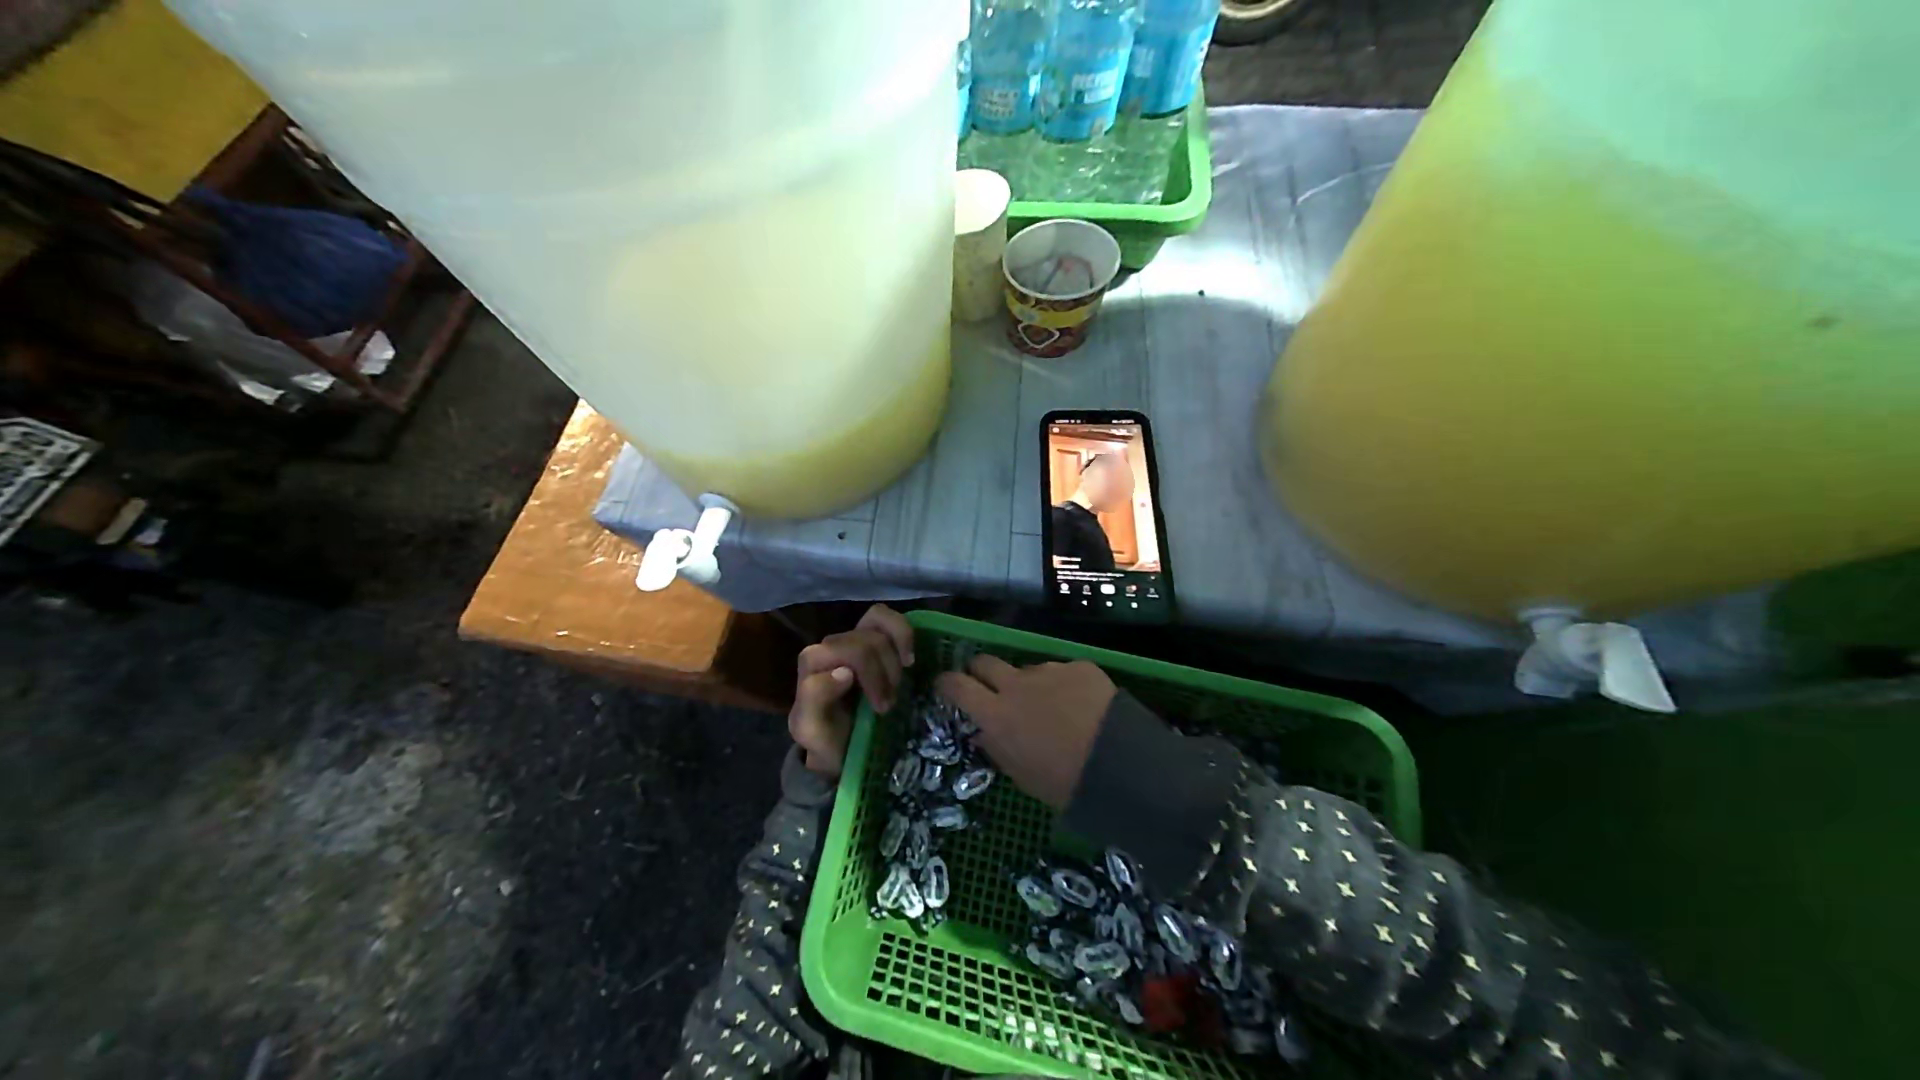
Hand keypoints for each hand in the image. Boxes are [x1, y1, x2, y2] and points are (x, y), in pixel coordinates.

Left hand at [789, 605, 914, 776]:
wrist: (841, 747)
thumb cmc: (827, 739)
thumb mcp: (811, 730)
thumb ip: (815, 700)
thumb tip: (844, 672)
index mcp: (813, 663)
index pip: (842, 651)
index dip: (870, 676)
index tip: (881, 708)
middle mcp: (831, 645)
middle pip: (865, 640)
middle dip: (883, 673)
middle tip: (889, 705)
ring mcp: (853, 638)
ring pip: (877, 622)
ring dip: (894, 654)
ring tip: (898, 682)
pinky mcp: (873, 638)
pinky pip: (887, 618)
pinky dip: (903, 633)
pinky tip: (909, 659)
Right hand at [935, 657, 1114, 809]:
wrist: (1121, 764)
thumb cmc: (1064, 783)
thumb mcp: (1020, 775)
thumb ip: (997, 747)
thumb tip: (983, 731)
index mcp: (996, 715)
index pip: (956, 685)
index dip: (946, 683)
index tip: (944, 686)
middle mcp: (1016, 685)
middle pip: (984, 662)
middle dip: (980, 672)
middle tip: (989, 688)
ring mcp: (1049, 671)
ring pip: (1026, 669)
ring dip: (1028, 684)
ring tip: (1050, 708)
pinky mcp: (1079, 666)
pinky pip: (1061, 671)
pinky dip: (1063, 685)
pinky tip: (1081, 706)